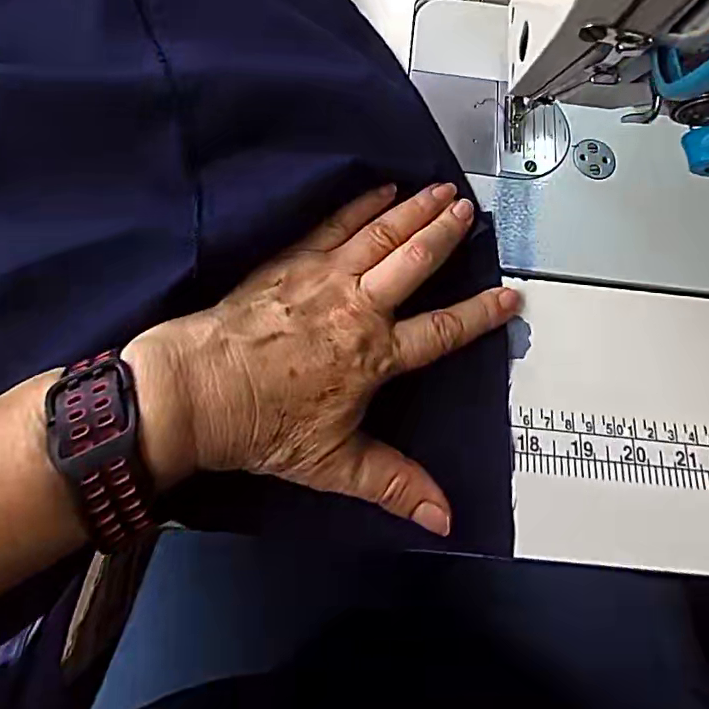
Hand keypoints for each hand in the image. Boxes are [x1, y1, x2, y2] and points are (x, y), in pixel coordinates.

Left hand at [125, 183, 520, 536]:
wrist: (199, 388)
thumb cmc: (260, 422)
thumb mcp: (333, 463)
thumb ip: (394, 484)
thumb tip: (443, 518)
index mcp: (373, 355)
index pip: (442, 330)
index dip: (480, 313)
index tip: (508, 297)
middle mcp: (355, 307)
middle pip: (413, 262)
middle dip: (445, 234)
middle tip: (469, 212)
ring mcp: (323, 277)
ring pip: (380, 235)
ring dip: (413, 210)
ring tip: (440, 191)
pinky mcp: (291, 261)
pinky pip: (334, 225)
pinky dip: (360, 205)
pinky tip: (378, 190)